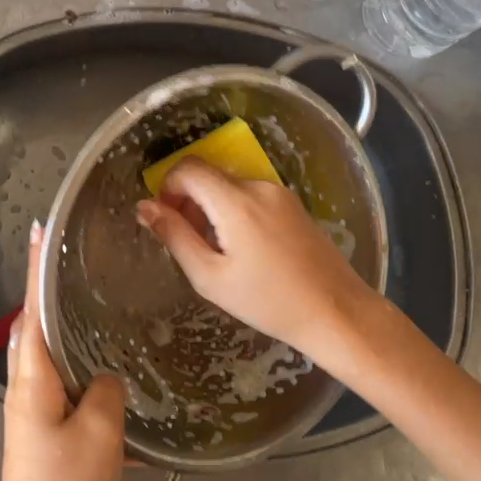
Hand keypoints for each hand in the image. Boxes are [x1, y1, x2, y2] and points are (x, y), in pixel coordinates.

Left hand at [0, 221, 125, 480]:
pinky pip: (58, 380)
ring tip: (87, 297)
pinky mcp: (41, 428)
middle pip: (35, 324)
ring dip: (61, 323)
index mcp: (32, 377)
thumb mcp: (100, 434)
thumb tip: (103, 377)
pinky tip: (99, 364)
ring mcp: (30, 407)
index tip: (38, 228)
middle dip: (47, 287)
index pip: (33, 308)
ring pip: (47, 353)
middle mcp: (24, 384)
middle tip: (70, 255)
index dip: (36, 267)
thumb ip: (105, 391)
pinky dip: (74, 360)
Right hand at [135, 157, 378, 361]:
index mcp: (236, 202)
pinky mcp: (292, 204)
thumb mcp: (210, 277)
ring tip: (216, 251)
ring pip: (228, 185)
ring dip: (209, 207)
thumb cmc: (268, 301)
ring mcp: (279, 193)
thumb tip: (144, 207)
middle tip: (187, 241)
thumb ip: (175, 236)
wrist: (336, 312)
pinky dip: (233, 211)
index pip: (188, 169)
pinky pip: (249, 195)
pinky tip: (242, 249)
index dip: (167, 188)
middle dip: (187, 200)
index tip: (166, 220)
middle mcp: (258, 186)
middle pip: (208, 176)